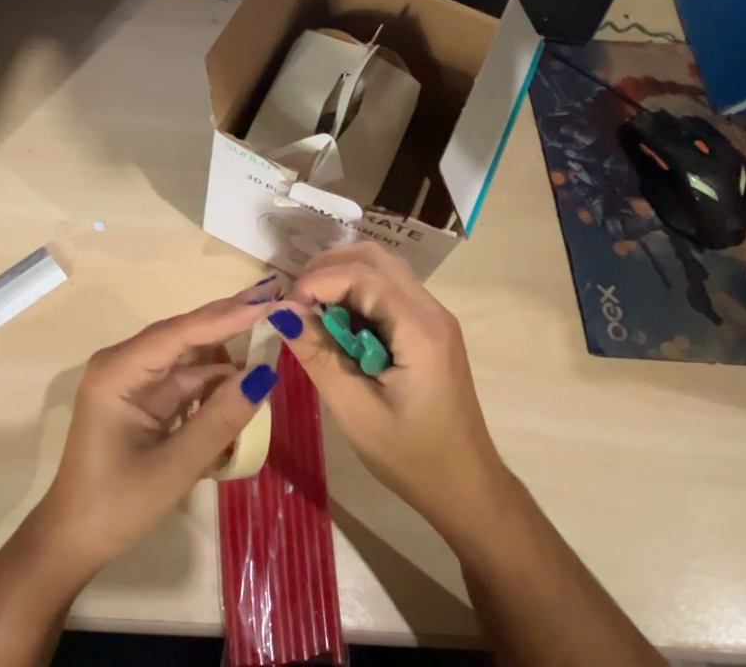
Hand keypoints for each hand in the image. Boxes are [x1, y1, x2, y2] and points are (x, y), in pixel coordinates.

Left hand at [35, 280, 282, 571]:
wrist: (75, 540)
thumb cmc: (117, 503)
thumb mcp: (175, 466)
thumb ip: (220, 418)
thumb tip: (264, 375)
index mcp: (118, 372)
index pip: (179, 332)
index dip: (226, 316)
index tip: (267, 300)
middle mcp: (123, 364)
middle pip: (184, 334)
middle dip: (230, 318)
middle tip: (277, 297)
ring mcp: (133, 381)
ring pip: (188, 356)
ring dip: (227, 347)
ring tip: (271, 328)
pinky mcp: (143, 399)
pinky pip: (185, 380)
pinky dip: (215, 379)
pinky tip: (247, 372)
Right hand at [273, 243, 508, 535]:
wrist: (466, 486)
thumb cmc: (411, 457)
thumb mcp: (354, 411)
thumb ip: (317, 355)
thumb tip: (280, 312)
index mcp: (420, 331)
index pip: (362, 275)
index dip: (317, 281)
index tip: (285, 309)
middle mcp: (432, 311)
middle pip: (374, 258)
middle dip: (327, 269)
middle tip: (294, 303)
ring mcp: (435, 318)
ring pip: (382, 270)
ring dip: (341, 278)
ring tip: (309, 311)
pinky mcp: (430, 329)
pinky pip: (389, 291)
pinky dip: (356, 294)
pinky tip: (336, 324)